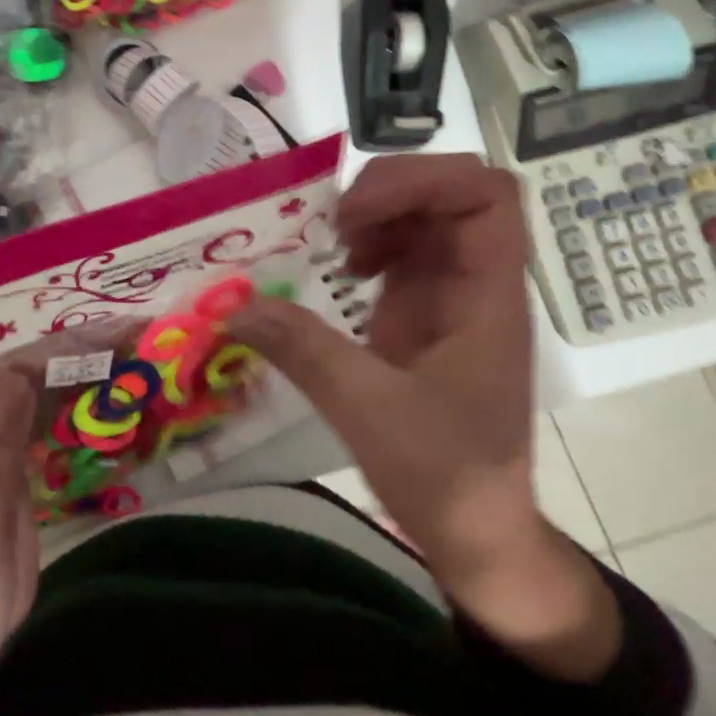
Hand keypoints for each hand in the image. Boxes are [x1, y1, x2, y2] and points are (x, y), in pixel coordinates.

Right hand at [229, 153, 619, 680]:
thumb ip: (302, 350)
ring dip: (375, 215)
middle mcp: (476, 283)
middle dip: (388, 192)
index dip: (422, 182)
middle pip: (452, 192)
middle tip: (335, 226)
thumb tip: (227, 304)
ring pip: (425, 216)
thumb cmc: (444, 474)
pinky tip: (339, 275)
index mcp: (487, 297)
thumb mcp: (366, 410)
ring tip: (331, 247)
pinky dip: (367, 246)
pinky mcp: (427, 314)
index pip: (486, 195)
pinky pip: (402, 252)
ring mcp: (453, 296)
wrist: (477, 533)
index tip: (357, 217)